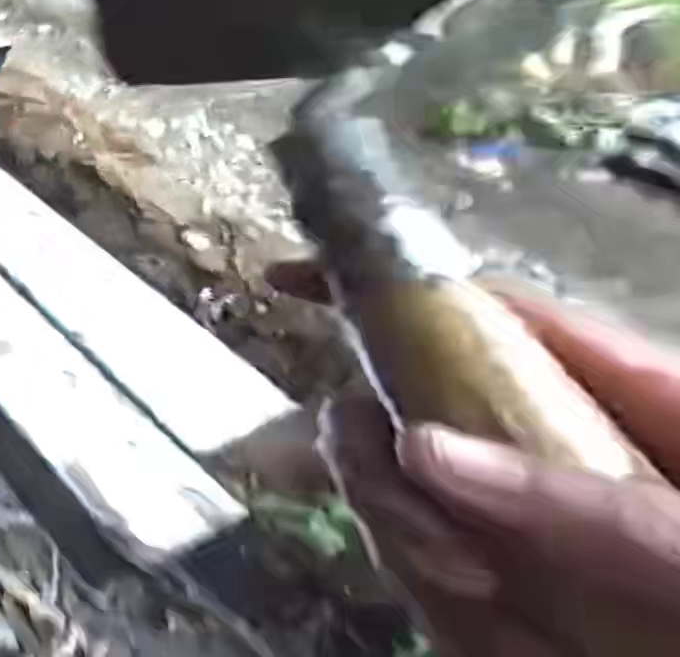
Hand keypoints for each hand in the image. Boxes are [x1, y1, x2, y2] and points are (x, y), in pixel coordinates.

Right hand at [319, 293, 679, 654]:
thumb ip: (591, 500)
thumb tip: (416, 448)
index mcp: (615, 413)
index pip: (480, 315)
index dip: (382, 286)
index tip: (286, 279)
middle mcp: (536, 454)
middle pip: (393, 401)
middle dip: (374, 453)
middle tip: (408, 508)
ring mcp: (507, 521)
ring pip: (380, 478)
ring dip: (400, 530)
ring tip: (480, 597)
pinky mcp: (488, 584)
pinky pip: (402, 557)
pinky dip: (429, 597)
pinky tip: (493, 631)